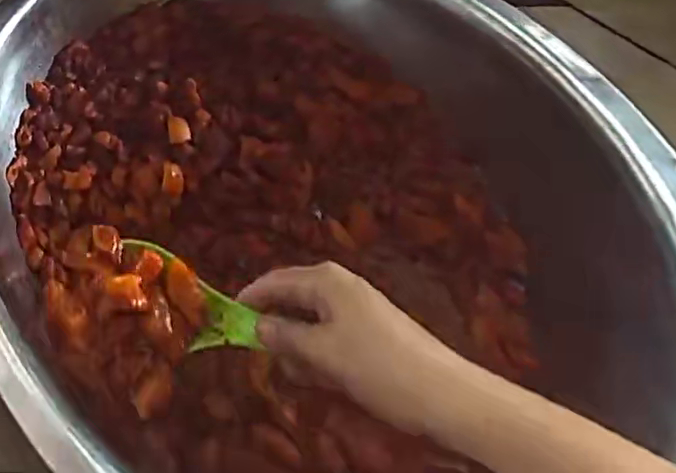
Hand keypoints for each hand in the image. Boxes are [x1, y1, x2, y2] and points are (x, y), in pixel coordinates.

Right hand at [237, 262, 465, 438]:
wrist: (447, 394)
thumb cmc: (379, 367)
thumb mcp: (323, 355)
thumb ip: (285, 337)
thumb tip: (257, 326)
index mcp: (325, 280)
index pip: (275, 281)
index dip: (250, 299)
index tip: (228, 319)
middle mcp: (338, 284)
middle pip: (292, 299)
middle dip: (277, 328)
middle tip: (267, 360)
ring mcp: (356, 305)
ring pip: (311, 320)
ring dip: (298, 346)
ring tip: (299, 375)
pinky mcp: (370, 328)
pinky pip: (330, 333)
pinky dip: (319, 352)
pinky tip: (323, 377)